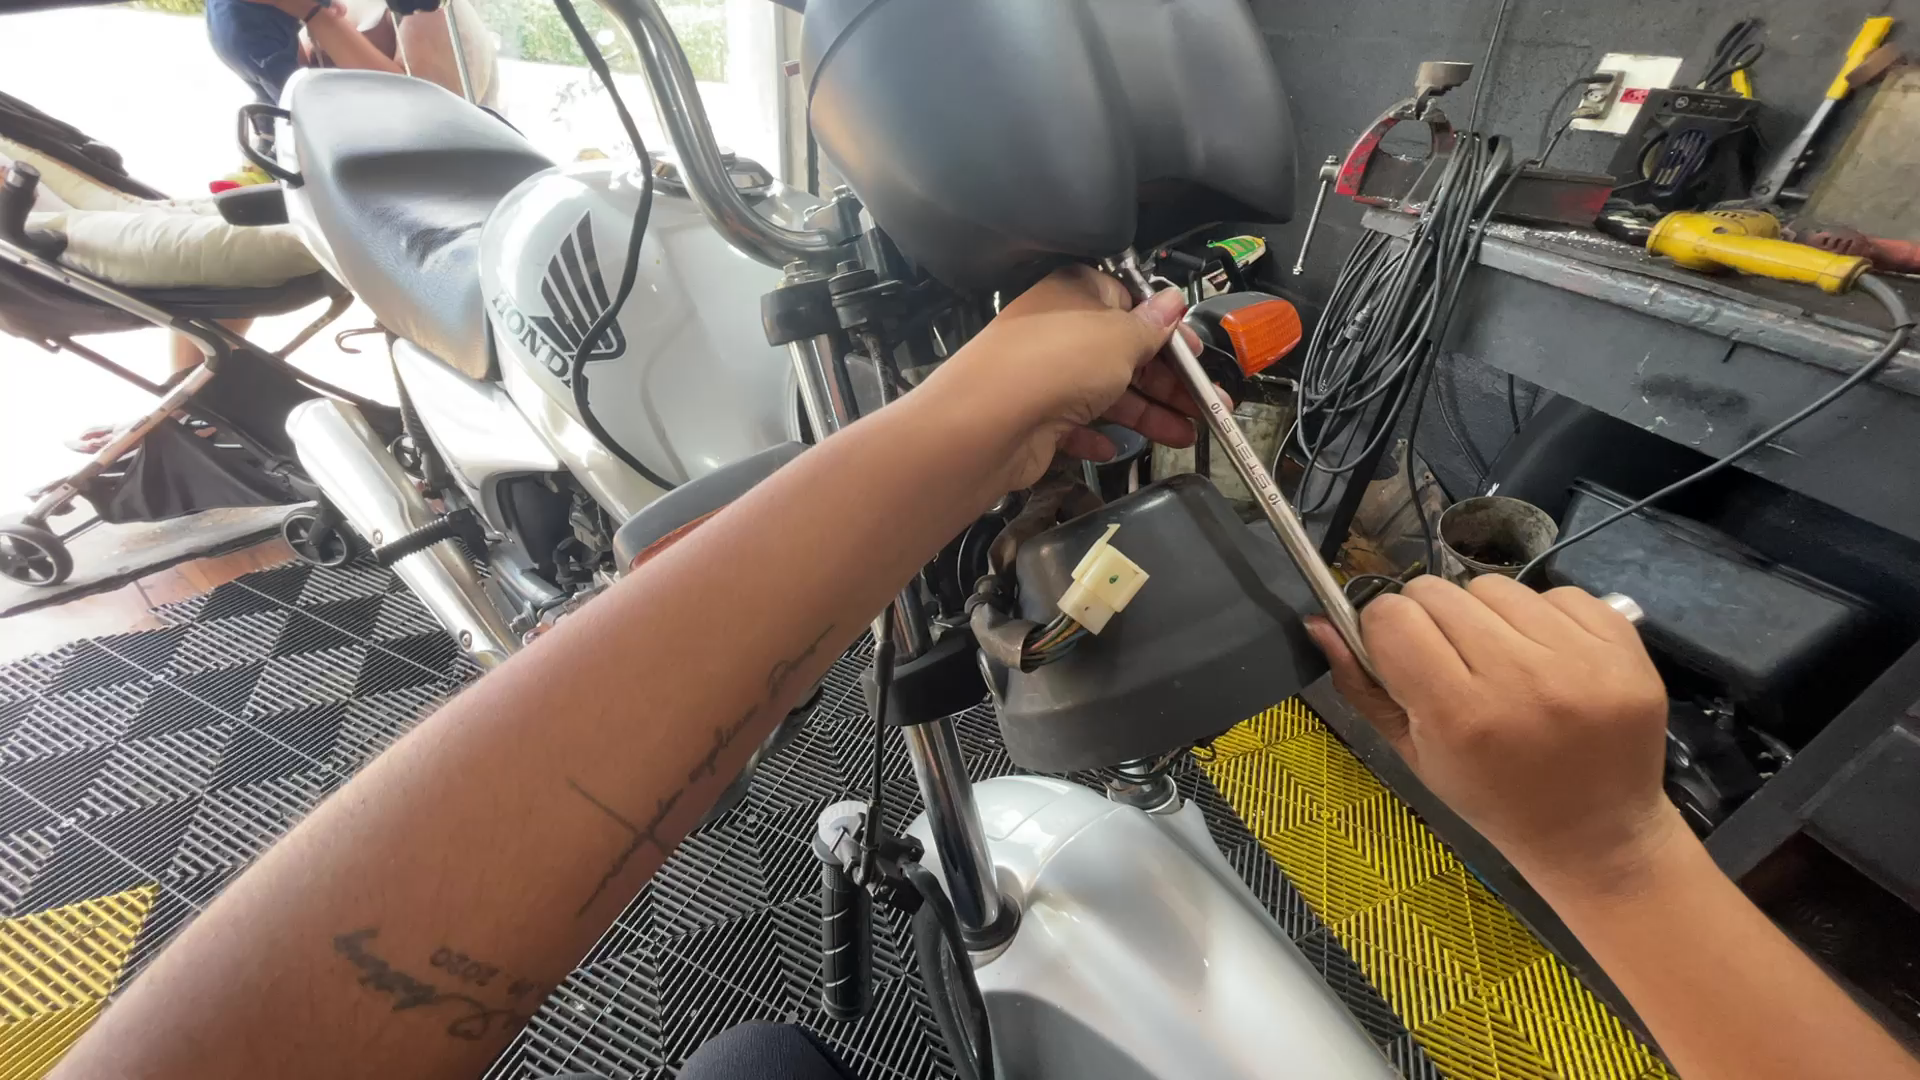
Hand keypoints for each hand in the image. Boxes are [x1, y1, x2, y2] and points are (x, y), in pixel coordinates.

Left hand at [922, 265, 1210, 490]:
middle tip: (1208, 405)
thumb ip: (1151, 326)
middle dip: (1169, 383)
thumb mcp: (1120, 336)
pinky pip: (1074, 427)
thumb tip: (1172, 303)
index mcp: (1076, 293)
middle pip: (1125, 355)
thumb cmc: (1057, 363)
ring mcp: (1045, 377)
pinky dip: (1096, 437)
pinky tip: (1114, 447)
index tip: (1197, 356)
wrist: (989, 421)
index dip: (1168, 332)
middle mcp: (1059, 332)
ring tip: (1185, 435)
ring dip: (1146, 414)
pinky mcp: (1036, 420)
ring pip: (1106, 394)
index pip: (1131, 304)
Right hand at [1306, 575, 1684, 892]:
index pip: (1391, 615)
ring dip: (1481, 614)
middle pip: (1435, 591)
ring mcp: (1582, 662)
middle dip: (1426, 618)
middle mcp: (1522, 681)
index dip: (1383, 629)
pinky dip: (1538, 616)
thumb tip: (1318, 621)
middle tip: (1445, 658)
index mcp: (1459, 713)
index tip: (1397, 654)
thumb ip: (1358, 683)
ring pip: (1491, 585)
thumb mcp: (1406, 749)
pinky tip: (1543, 655)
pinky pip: (1556, 592)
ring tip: (1496, 657)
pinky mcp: (1627, 650)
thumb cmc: (1485, 794)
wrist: (1594, 831)